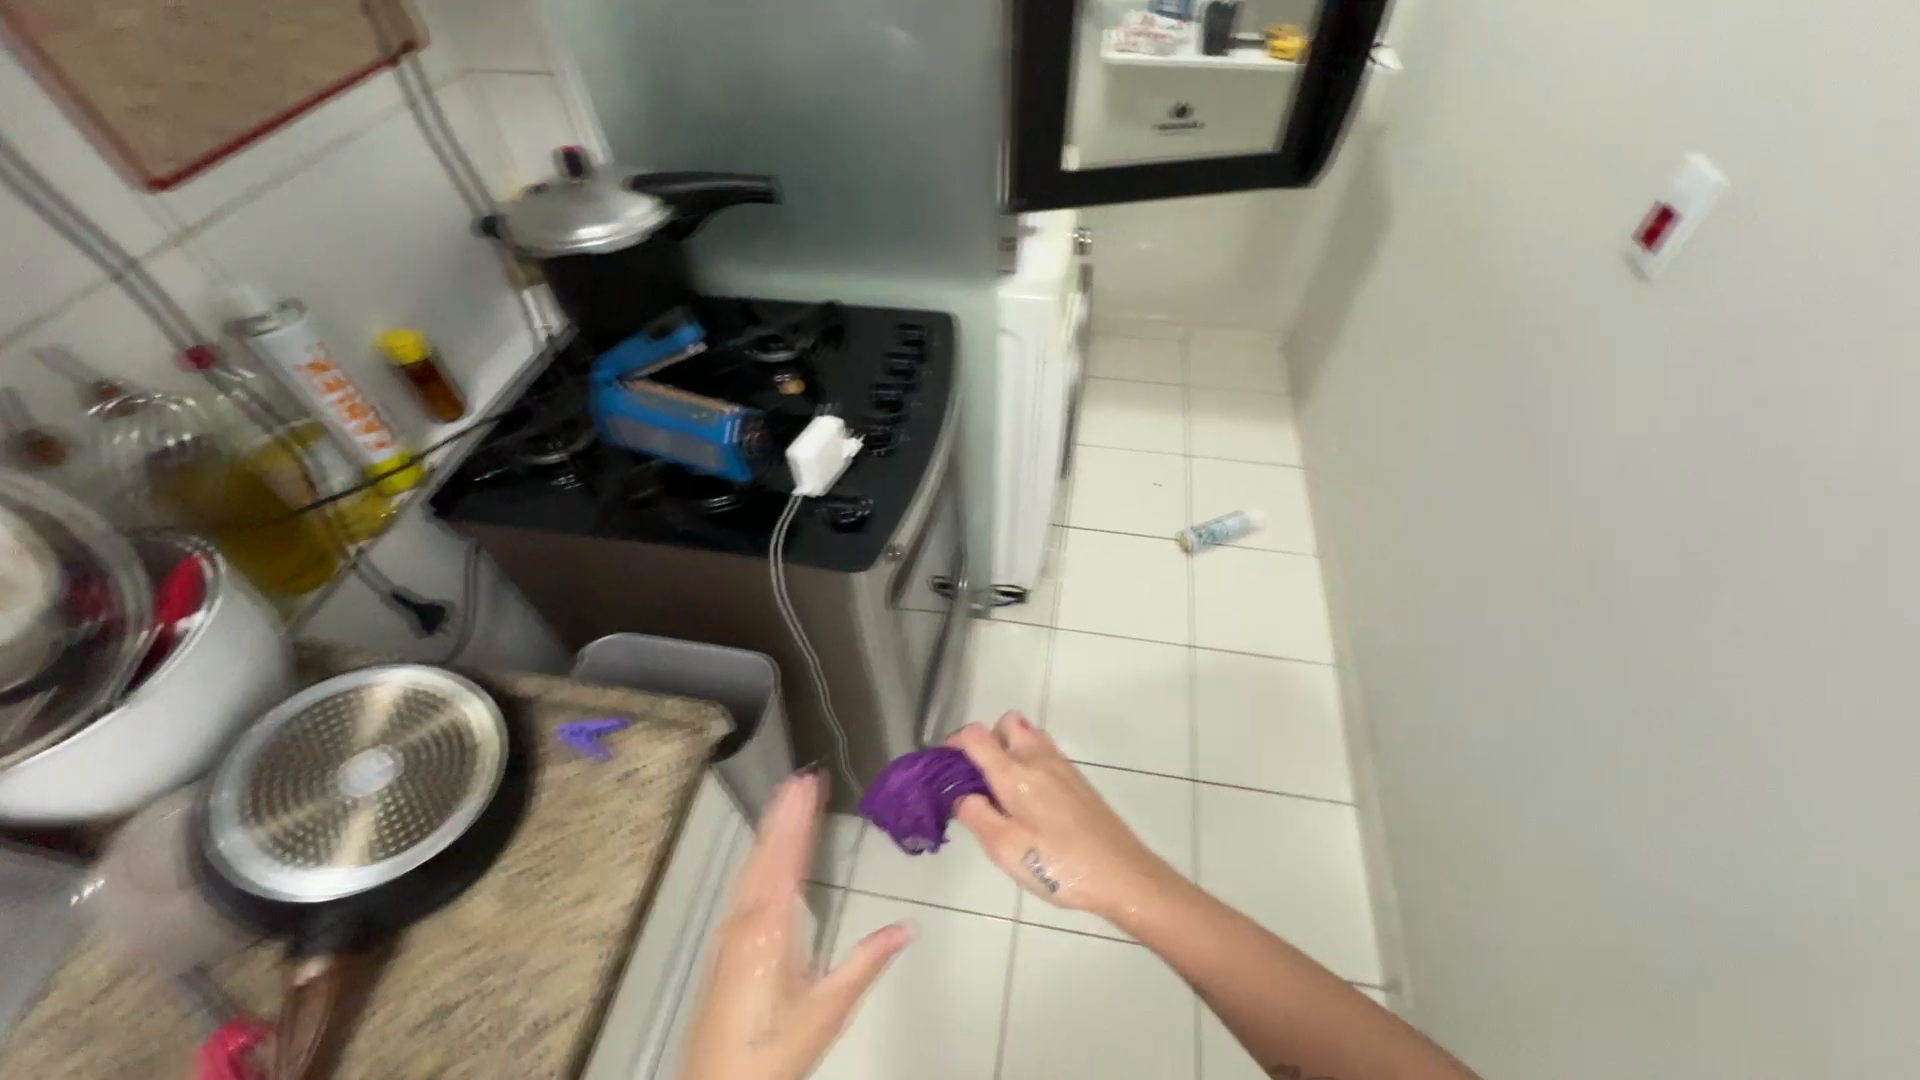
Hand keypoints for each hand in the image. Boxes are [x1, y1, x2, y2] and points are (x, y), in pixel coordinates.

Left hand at [680, 773, 913, 1079]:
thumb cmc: (773, 1052)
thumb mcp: (828, 1009)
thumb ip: (867, 962)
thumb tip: (908, 926)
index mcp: (770, 930)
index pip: (788, 860)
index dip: (800, 819)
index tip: (810, 784)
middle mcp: (745, 921)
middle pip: (766, 855)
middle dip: (784, 814)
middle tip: (801, 777)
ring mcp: (730, 932)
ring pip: (751, 868)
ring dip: (770, 831)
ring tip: (786, 799)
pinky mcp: (725, 945)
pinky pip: (744, 886)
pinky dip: (758, 857)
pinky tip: (765, 852)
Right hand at [948, 713, 1180, 923]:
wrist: (1122, 874)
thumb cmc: (1058, 865)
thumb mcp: (1005, 849)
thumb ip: (976, 816)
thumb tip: (961, 794)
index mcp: (1014, 773)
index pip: (975, 735)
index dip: (954, 743)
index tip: (945, 767)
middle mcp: (1037, 758)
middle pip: (1006, 723)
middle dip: (986, 740)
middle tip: (978, 778)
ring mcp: (1062, 766)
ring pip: (1028, 736)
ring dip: (1009, 749)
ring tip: (1001, 792)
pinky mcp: (1078, 780)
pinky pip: (1045, 753)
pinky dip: (1029, 762)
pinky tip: (1029, 802)